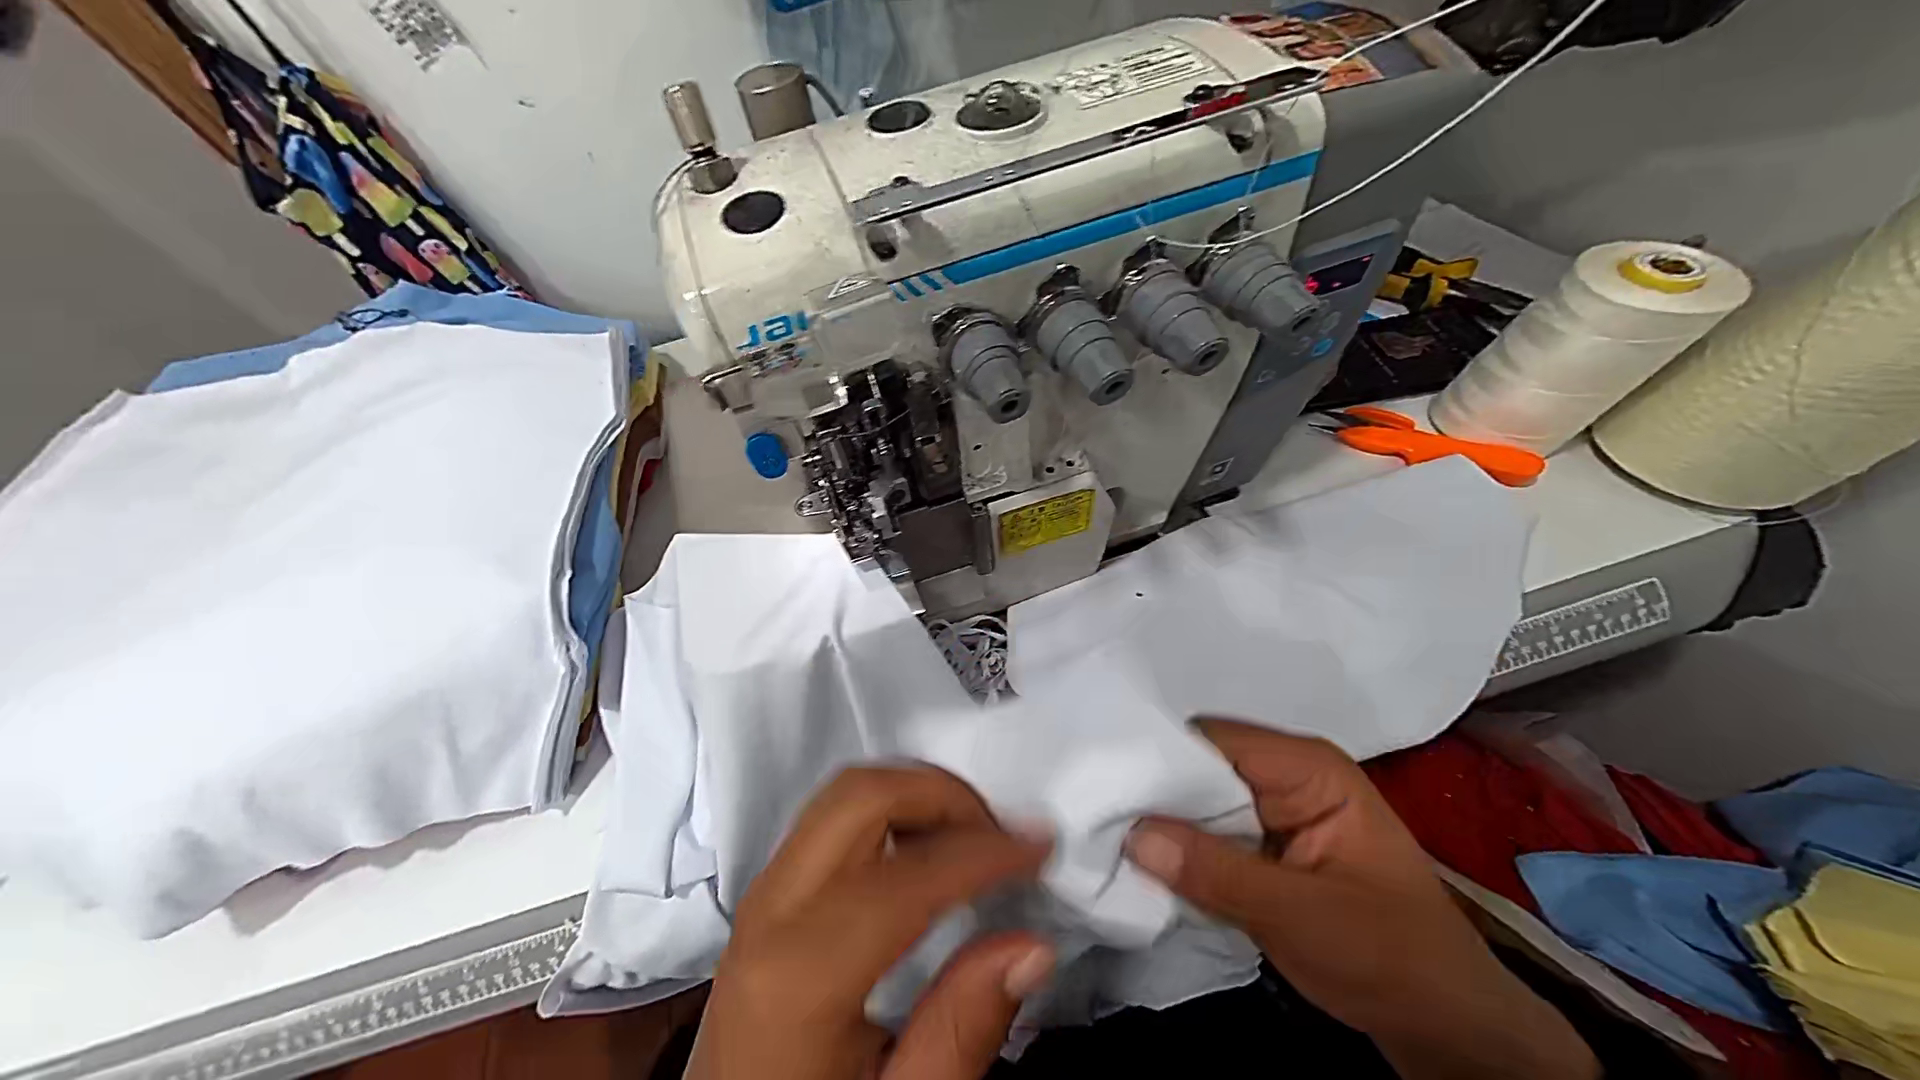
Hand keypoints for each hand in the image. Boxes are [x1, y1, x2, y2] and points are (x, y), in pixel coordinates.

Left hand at [687, 765, 1054, 1079]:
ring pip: (844, 792)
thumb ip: (961, 1029)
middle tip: (1001, 836)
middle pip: (862, 796)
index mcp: (801, 974)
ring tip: (972, 839)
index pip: (908, 874)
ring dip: (916, 795)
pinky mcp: (766, 891)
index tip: (1039, 847)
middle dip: (944, 796)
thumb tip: (1030, 944)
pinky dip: (889, 808)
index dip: (984, 851)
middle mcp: (772, 911)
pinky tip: (926, 848)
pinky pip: (830, 816)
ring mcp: (762, 892)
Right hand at [1127, 719, 1598, 1079]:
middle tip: (1090, 810)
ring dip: (1159, 822)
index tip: (1099, 779)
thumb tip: (1133, 834)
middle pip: (1198, 766)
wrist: (1448, 1026)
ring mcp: (1272, 810)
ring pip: (1196, 800)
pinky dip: (1177, 846)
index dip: (1155, 757)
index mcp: (1305, 767)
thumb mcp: (1303, 917)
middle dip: (1151, 792)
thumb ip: (1216, 873)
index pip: (1211, 740)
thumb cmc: (1393, 958)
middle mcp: (1283, 774)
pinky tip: (1140, 857)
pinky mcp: (1262, 844)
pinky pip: (1206, 832)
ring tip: (1101, 832)